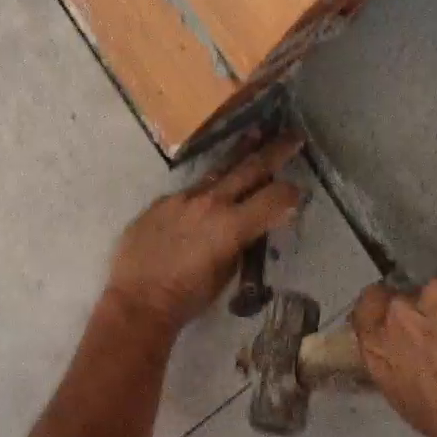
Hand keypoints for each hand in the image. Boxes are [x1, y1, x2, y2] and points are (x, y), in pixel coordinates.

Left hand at [105, 135, 305, 330]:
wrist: (137, 302)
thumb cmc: (187, 298)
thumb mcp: (227, 273)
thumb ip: (243, 243)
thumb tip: (253, 227)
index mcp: (232, 225)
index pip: (274, 198)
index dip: (291, 195)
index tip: (299, 193)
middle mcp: (209, 202)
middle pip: (249, 169)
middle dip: (275, 152)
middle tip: (293, 136)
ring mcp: (181, 198)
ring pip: (217, 171)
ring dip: (239, 153)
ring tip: (254, 135)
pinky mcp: (160, 203)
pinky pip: (188, 193)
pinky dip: (203, 193)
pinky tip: (203, 200)